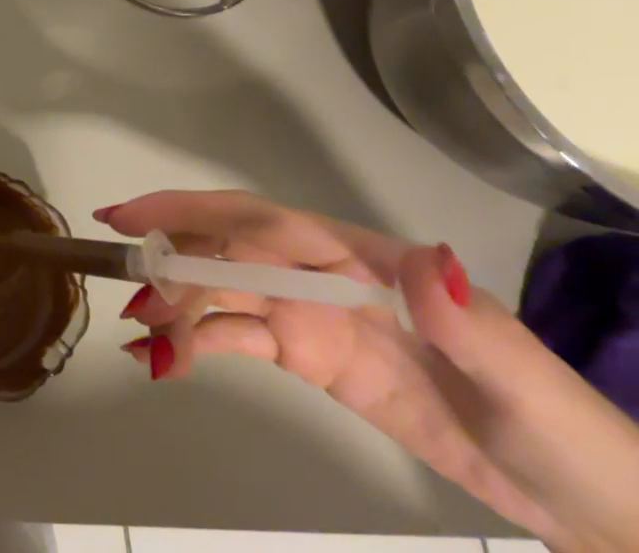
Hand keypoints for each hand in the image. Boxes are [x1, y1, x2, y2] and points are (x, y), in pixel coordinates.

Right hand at [101, 190, 638, 552]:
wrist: (577, 496)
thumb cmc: (560, 430)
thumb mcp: (523, 378)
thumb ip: (464, 319)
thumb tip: (415, 259)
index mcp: (369, 263)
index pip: (266, 224)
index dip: (193, 214)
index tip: (131, 220)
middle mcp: (326, 278)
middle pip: (227, 255)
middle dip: (171, 268)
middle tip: (134, 305)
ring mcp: (311, 317)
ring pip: (219, 296)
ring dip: (174, 312)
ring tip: (146, 346)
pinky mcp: (305, 357)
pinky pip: (233, 339)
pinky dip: (191, 345)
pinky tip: (163, 361)